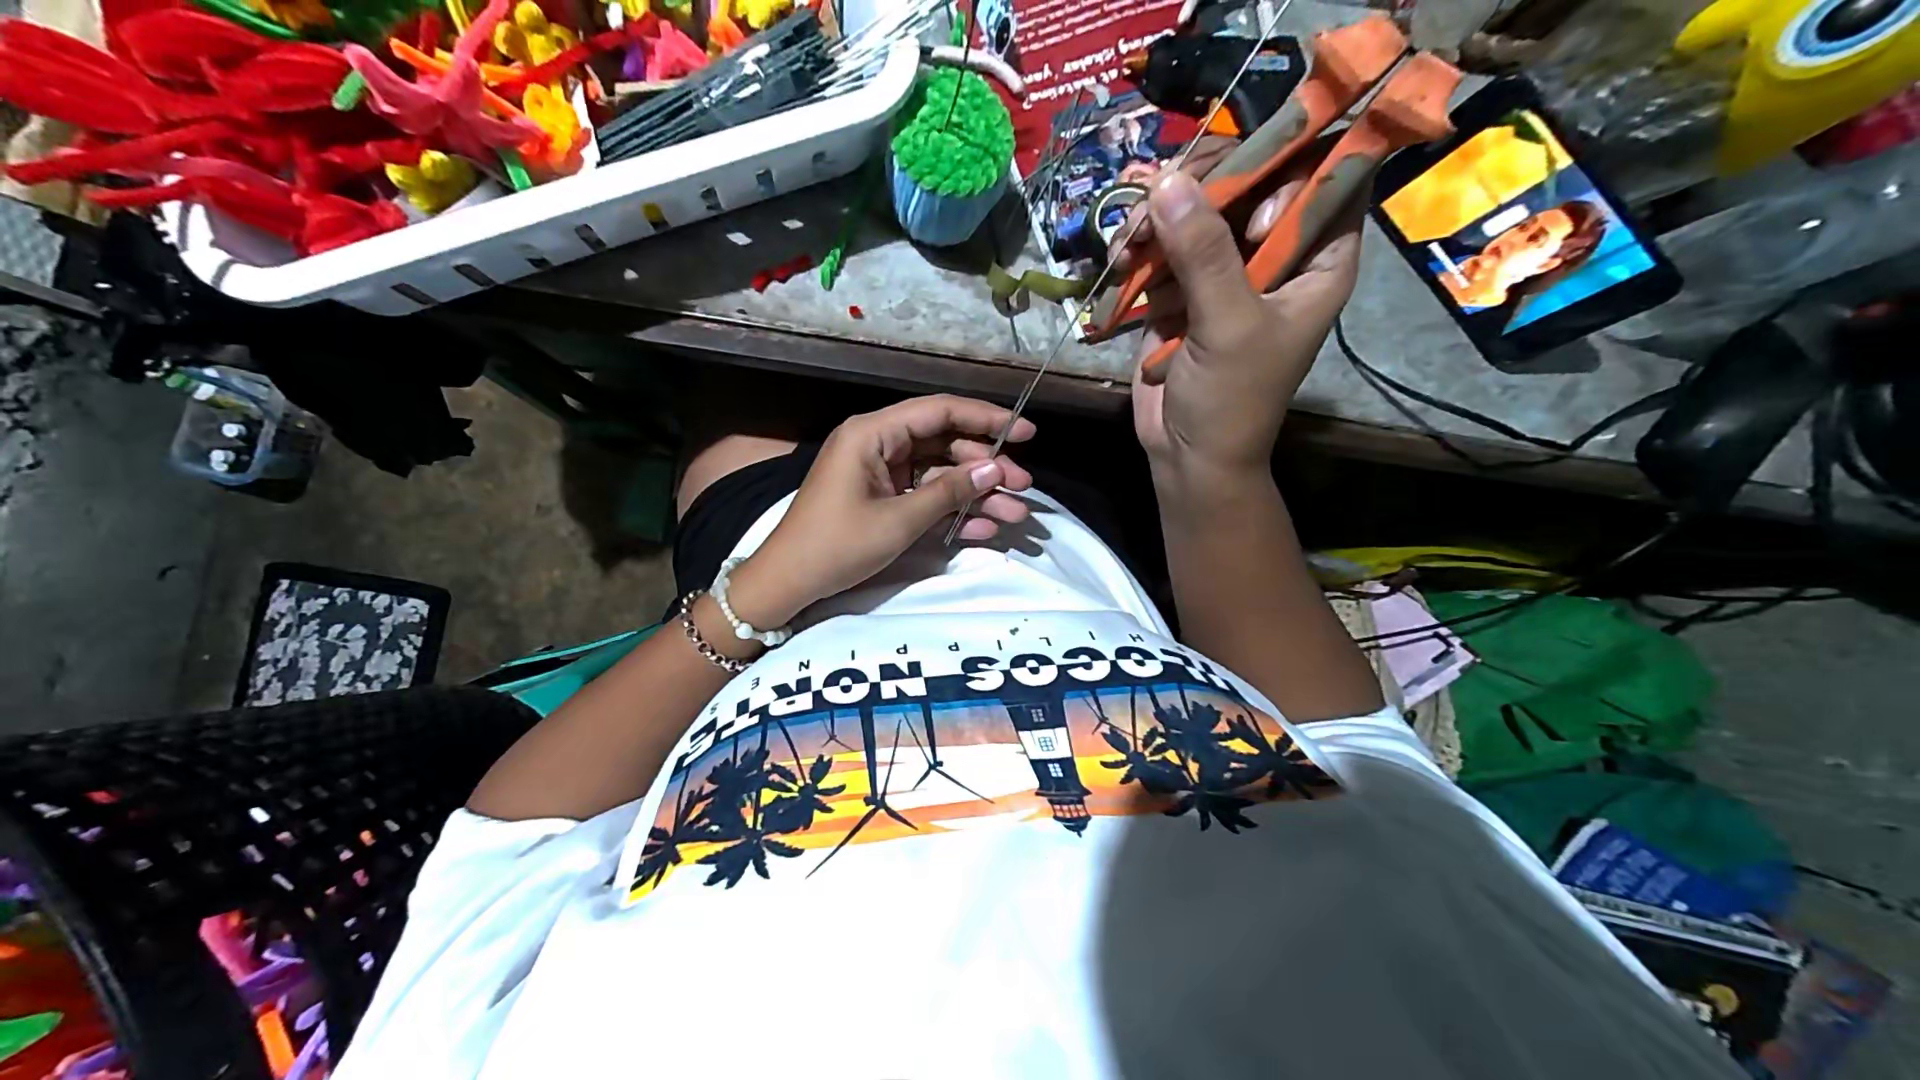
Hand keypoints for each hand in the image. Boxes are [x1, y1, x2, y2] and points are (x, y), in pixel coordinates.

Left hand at [725, 395, 1035, 626]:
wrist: (789, 582)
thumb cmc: (837, 545)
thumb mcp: (899, 520)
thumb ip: (949, 491)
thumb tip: (995, 470)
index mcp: (873, 433)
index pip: (940, 412)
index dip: (986, 418)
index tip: (1026, 432)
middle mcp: (879, 444)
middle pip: (945, 443)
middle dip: (986, 467)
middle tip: (1023, 486)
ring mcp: (882, 472)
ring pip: (940, 472)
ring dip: (976, 494)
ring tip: (1014, 515)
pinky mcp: (883, 498)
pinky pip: (925, 496)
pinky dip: (952, 511)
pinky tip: (983, 530)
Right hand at [1117, 167, 1361, 485]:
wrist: (1189, 456)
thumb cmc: (1232, 399)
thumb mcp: (1228, 324)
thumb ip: (1204, 253)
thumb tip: (1168, 180)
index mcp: (1318, 259)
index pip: (1323, 174)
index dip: (1286, 159)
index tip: (1235, 179)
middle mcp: (1275, 255)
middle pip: (1248, 184)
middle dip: (1199, 184)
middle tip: (1155, 195)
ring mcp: (1225, 271)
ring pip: (1197, 211)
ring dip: (1158, 216)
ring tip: (1128, 240)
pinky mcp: (1183, 290)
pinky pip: (1165, 247)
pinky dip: (1139, 246)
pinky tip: (1119, 257)